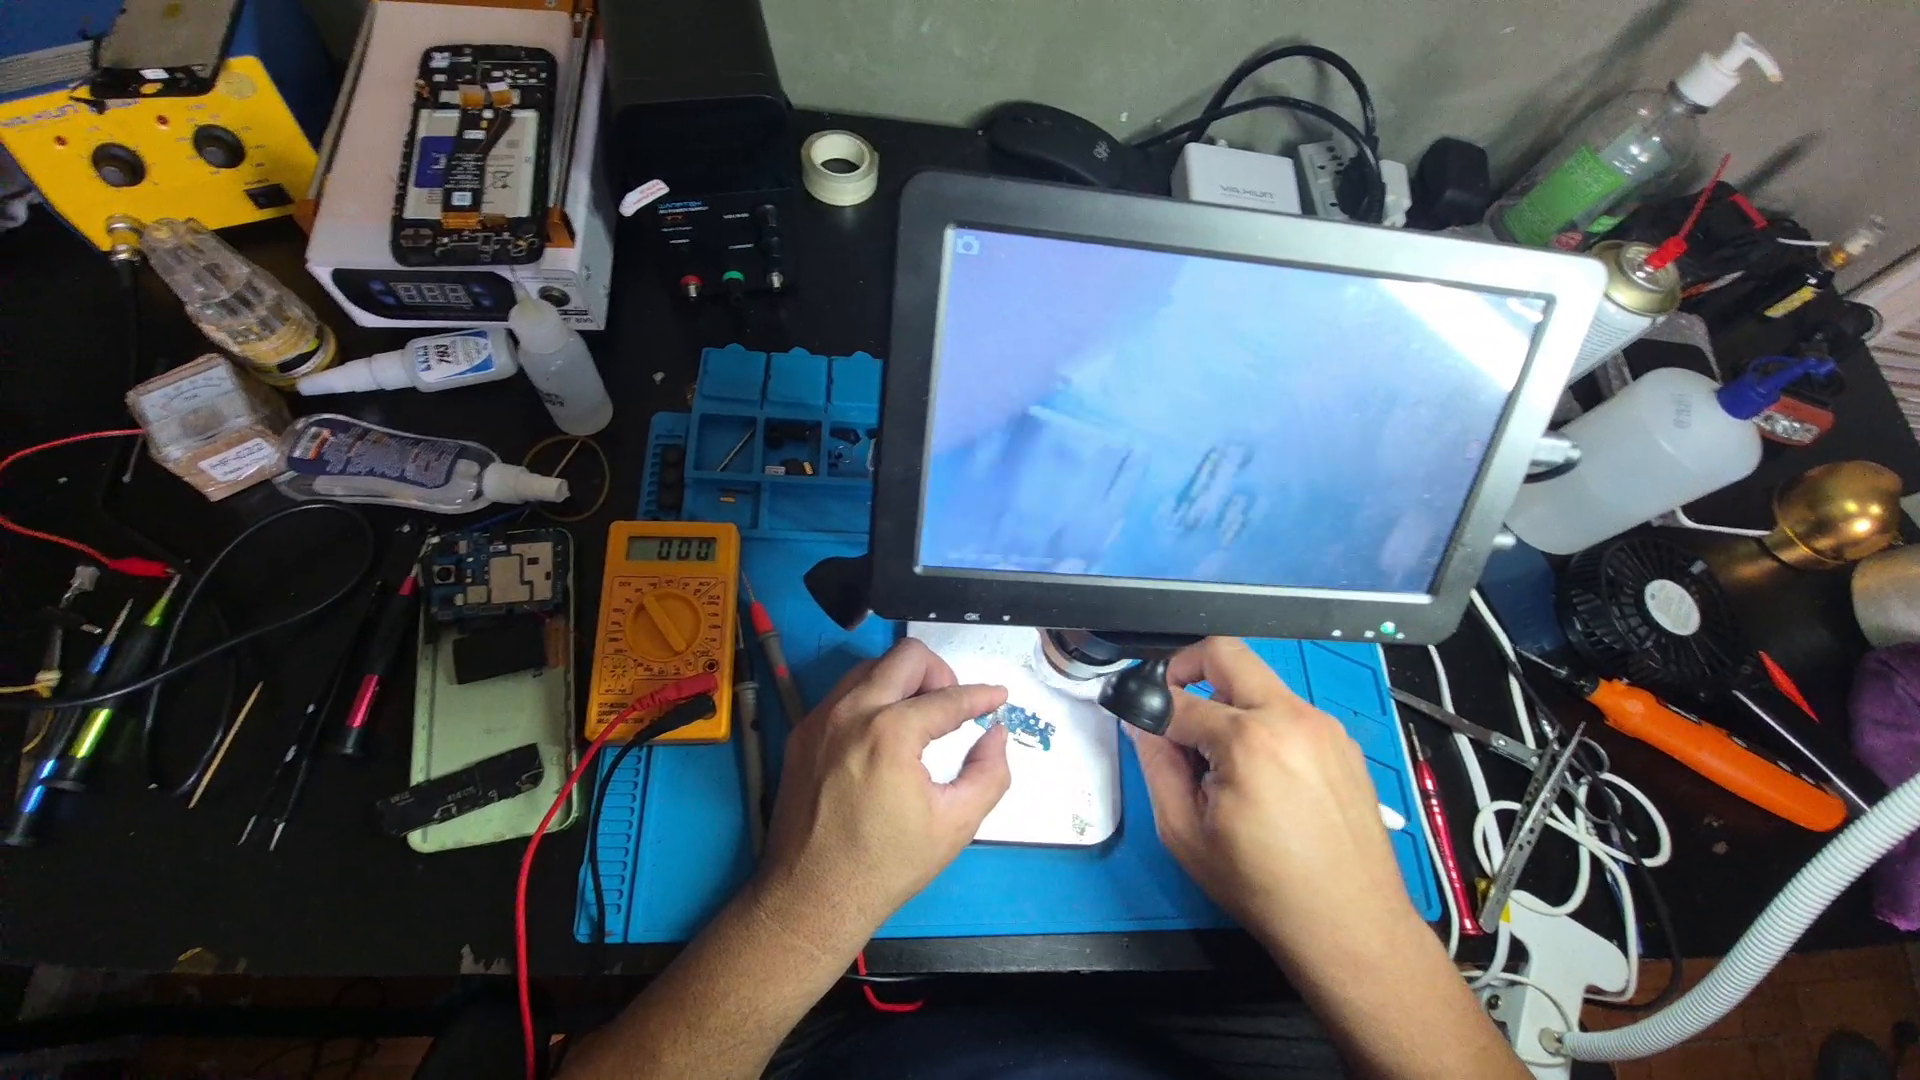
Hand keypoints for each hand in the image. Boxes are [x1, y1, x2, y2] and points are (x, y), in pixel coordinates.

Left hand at [750, 639, 1011, 951]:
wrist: (810, 898)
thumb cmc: (887, 866)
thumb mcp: (956, 824)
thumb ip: (989, 772)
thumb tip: (995, 734)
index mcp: (890, 732)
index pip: (948, 697)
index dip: (982, 696)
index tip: (998, 698)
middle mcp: (851, 712)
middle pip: (906, 657)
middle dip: (940, 673)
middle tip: (953, 706)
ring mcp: (820, 720)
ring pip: (871, 668)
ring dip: (903, 681)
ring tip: (921, 717)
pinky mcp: (801, 733)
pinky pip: (843, 694)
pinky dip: (872, 699)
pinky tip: (884, 734)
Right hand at [1128, 637, 1412, 964]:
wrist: (1352, 926)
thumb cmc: (1261, 887)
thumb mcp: (1184, 833)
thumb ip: (1155, 765)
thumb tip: (1141, 723)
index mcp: (1248, 741)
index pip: (1177, 699)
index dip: (1146, 705)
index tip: (1134, 712)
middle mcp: (1291, 717)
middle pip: (1224, 653)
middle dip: (1186, 668)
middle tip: (1171, 704)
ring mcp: (1324, 725)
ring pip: (1258, 681)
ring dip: (1227, 701)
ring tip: (1218, 755)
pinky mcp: (1342, 741)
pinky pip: (1287, 710)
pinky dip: (1260, 722)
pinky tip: (1259, 772)